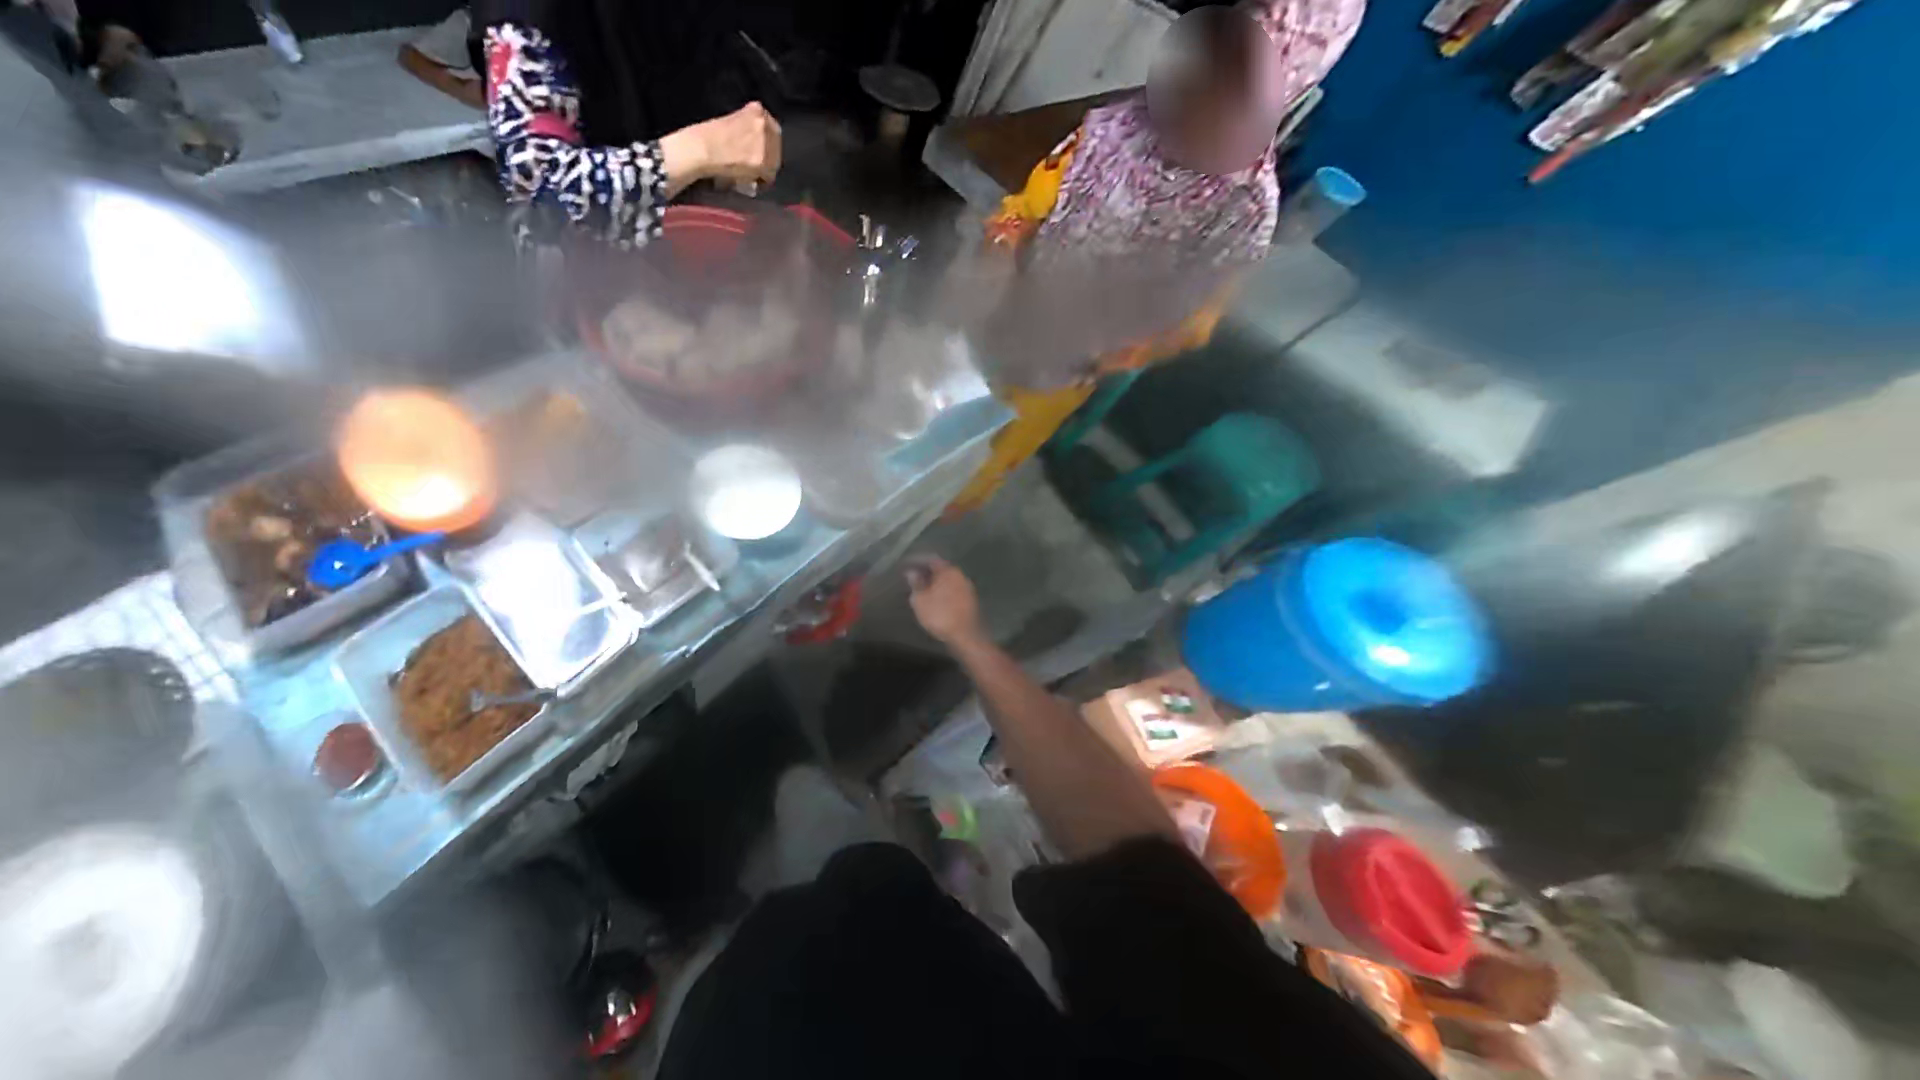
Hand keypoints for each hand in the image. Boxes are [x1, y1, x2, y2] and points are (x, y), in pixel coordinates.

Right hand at [659, 102, 780, 197]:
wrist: (702, 148)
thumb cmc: (710, 134)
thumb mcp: (732, 119)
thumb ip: (747, 124)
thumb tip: (754, 140)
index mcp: (756, 110)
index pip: (770, 124)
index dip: (767, 137)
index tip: (762, 145)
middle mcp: (764, 125)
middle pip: (775, 143)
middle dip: (770, 152)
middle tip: (761, 161)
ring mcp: (765, 145)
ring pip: (775, 160)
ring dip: (767, 166)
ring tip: (756, 172)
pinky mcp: (762, 163)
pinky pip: (769, 176)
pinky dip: (763, 180)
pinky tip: (755, 181)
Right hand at [905, 556, 984, 648]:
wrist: (965, 635)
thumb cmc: (940, 615)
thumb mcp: (920, 600)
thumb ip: (916, 584)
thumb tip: (912, 572)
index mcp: (948, 570)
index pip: (930, 559)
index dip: (917, 561)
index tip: (907, 566)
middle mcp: (960, 575)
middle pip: (941, 568)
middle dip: (927, 571)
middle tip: (914, 577)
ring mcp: (967, 587)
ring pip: (948, 579)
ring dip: (936, 582)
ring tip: (923, 588)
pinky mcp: (970, 599)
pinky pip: (953, 589)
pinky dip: (943, 590)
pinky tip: (936, 598)